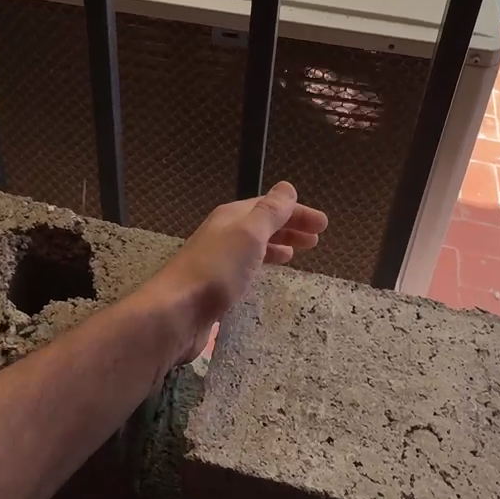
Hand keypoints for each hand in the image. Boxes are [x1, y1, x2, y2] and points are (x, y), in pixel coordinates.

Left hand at [133, 182, 327, 366]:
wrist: (176, 311)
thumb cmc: (217, 269)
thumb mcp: (249, 234)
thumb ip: (269, 212)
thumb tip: (287, 187)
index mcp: (232, 217)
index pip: (269, 206)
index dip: (296, 211)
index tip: (323, 224)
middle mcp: (224, 233)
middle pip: (262, 223)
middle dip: (290, 226)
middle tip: (317, 239)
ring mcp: (218, 259)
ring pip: (254, 245)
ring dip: (278, 244)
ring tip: (298, 252)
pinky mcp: (215, 284)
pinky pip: (245, 266)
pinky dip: (263, 264)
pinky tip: (268, 273)